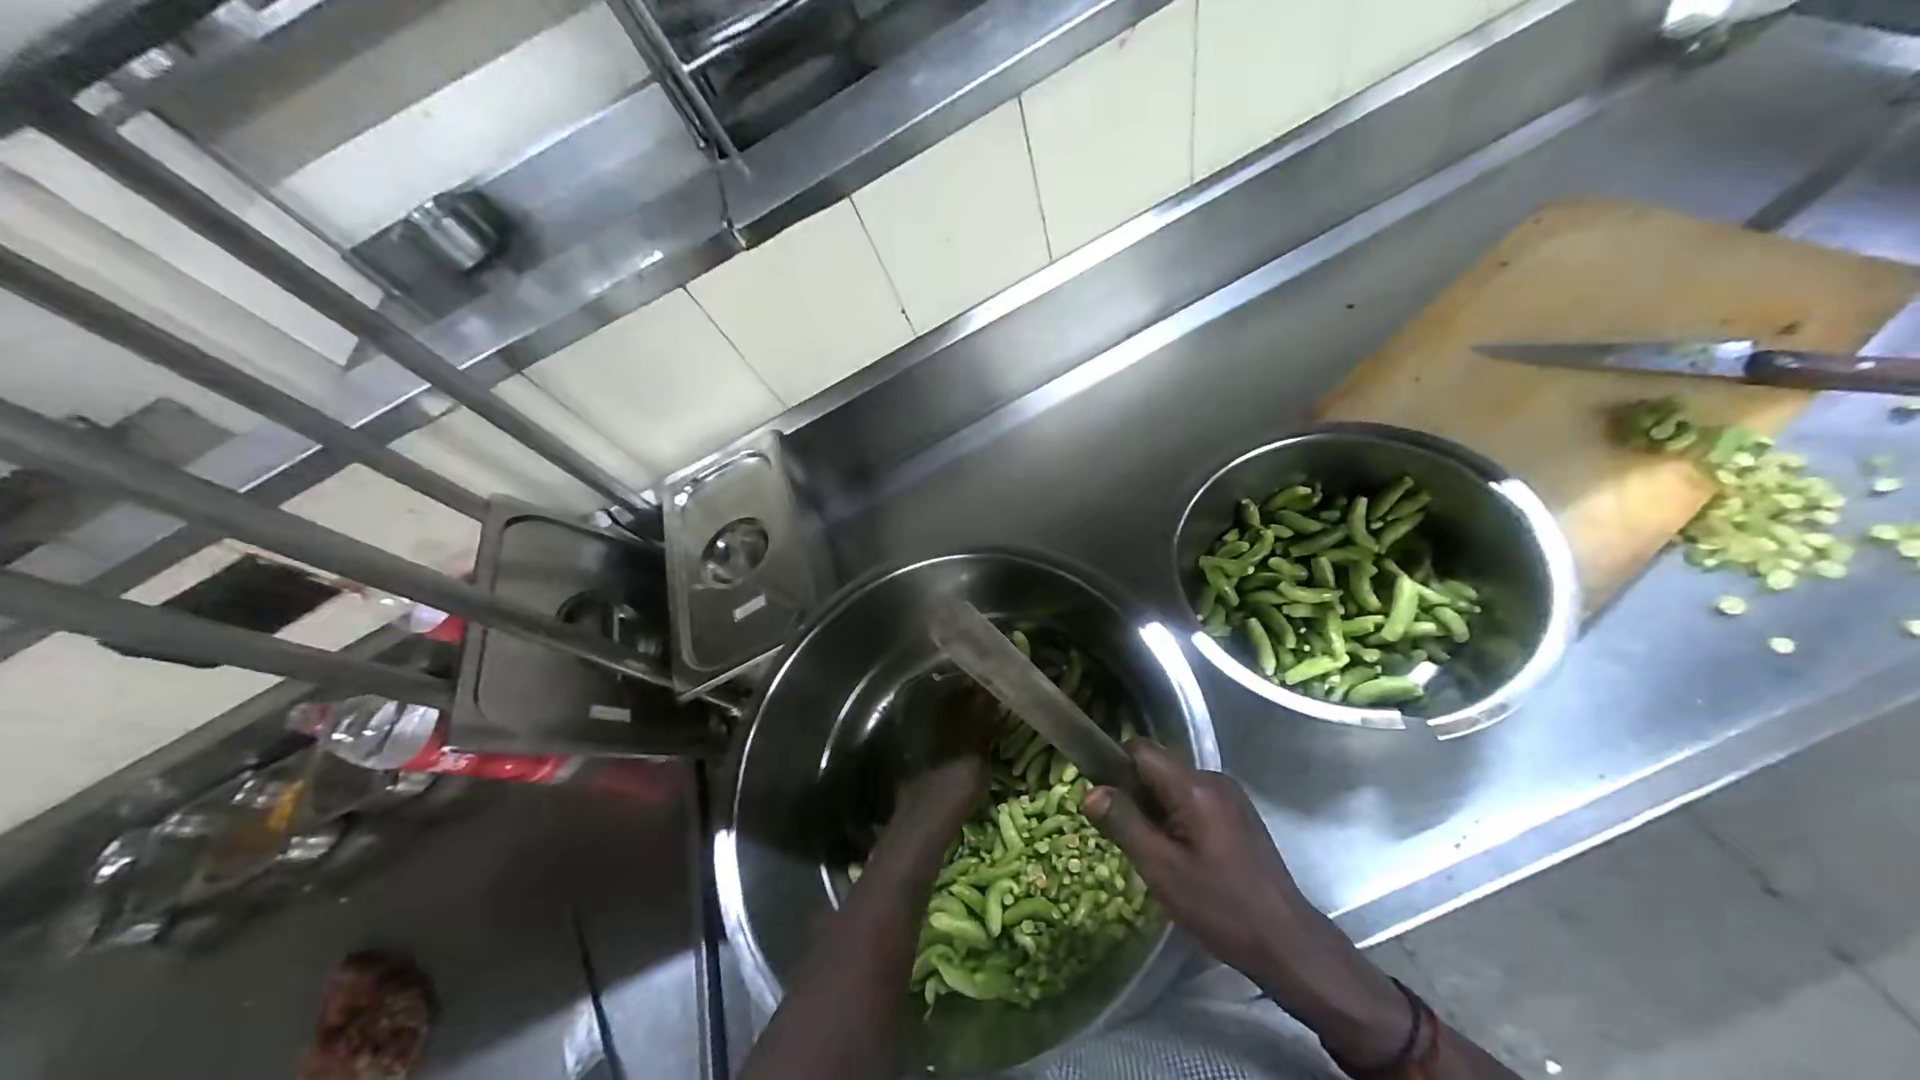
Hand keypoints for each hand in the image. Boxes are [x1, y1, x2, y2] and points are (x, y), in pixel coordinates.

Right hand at [1082, 742, 1409, 1063]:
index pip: (1141, 750)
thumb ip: (1123, 823)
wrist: (1287, 943)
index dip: (1116, 768)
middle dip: (1136, 796)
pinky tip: (1182, 858)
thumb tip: (1090, 791)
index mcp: (1195, 787)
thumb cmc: (1220, 907)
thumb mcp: (1161, 869)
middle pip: (1158, 768)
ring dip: (1156, 811)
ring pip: (1174, 787)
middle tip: (1129, 839)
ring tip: (1156, 854)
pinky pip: (1194, 801)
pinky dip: (1178, 820)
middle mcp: (1215, 780)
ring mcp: (1231, 797)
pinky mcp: (1239, 815)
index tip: (1105, 801)